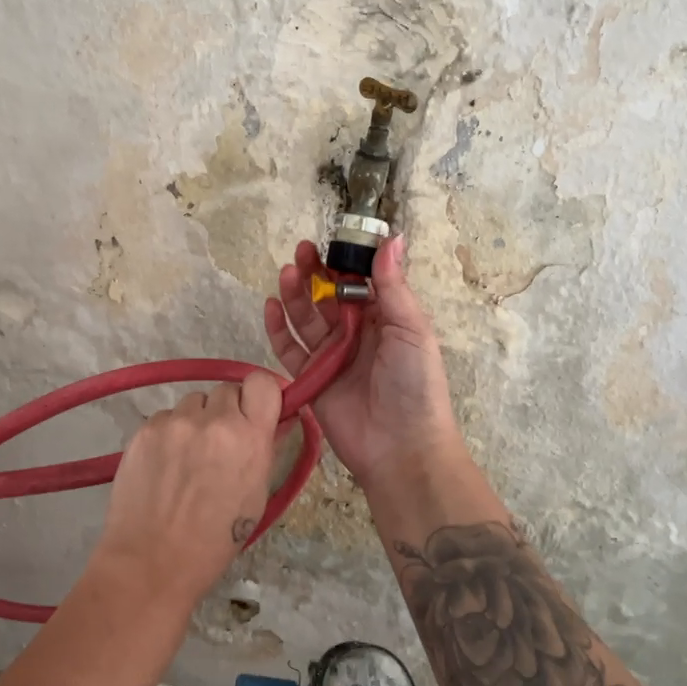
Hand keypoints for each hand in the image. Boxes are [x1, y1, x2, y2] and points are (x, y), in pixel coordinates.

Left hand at [92, 372, 282, 604]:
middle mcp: (213, 420)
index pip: (262, 382)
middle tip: (219, 446)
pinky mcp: (145, 428)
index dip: (259, 395)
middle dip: (226, 412)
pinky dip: (168, 433)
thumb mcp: (256, 498)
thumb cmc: (214, 541)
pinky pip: (165, 417)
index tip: (255, 412)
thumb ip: (267, 450)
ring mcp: (175, 421)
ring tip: (187, 460)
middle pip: (226, 391)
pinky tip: (164, 465)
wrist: (151, 561)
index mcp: (248, 437)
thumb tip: (280, 419)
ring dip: (196, 421)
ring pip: (193, 402)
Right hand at [264, 236, 464, 491]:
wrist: (402, 448)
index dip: (344, 262)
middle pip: (328, 296)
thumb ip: (393, 285)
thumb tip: (391, 237)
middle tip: (302, 250)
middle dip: (314, 272)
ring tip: (287, 271)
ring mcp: (331, 355)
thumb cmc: (414, 384)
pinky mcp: (311, 377)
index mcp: (384, 319)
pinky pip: (289, 348)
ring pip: (306, 316)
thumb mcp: (411, 330)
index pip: (359, 282)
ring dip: (295, 293)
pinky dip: (278, 327)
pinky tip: (271, 305)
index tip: (331, 241)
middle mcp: (355, 333)